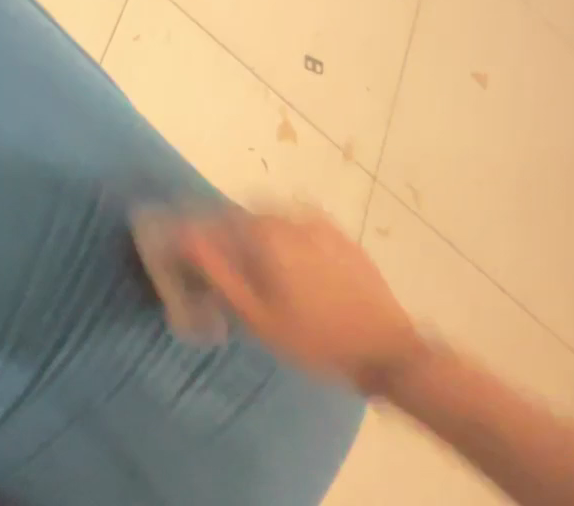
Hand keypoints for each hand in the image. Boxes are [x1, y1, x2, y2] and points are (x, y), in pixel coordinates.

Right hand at [174, 207, 428, 393]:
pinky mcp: (340, 238)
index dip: (193, 235)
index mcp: (263, 233)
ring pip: (267, 220)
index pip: (210, 220)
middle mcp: (288, 218)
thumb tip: (181, 234)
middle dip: (223, 236)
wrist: (391, 355)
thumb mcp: (254, 314)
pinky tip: (287, 267)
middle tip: (223, 269)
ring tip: (255, 270)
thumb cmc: (314, 338)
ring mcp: (318, 225)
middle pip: (238, 217)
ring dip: (251, 236)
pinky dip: (282, 238)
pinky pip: (296, 226)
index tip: (185, 255)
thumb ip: (214, 269)